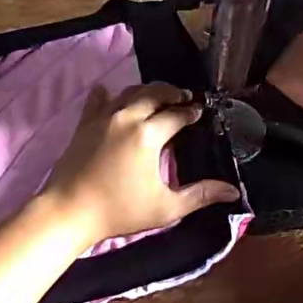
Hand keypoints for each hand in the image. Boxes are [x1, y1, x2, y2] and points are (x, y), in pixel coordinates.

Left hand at [37, 83, 241, 245]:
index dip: (191, 111)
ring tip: (157, 96)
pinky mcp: (83, 124)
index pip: (176, 114)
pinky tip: (110, 92)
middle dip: (172, 92)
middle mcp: (126, 117)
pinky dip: (108, 94)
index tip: (200, 112)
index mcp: (148, 134)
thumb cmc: (119, 210)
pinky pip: (97, 101)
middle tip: (183, 97)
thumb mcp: (165, 207)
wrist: (69, 211)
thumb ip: (200, 195)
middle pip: (154, 93)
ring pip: (128, 92)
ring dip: (146, 91)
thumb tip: (233, 191)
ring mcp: (102, 118)